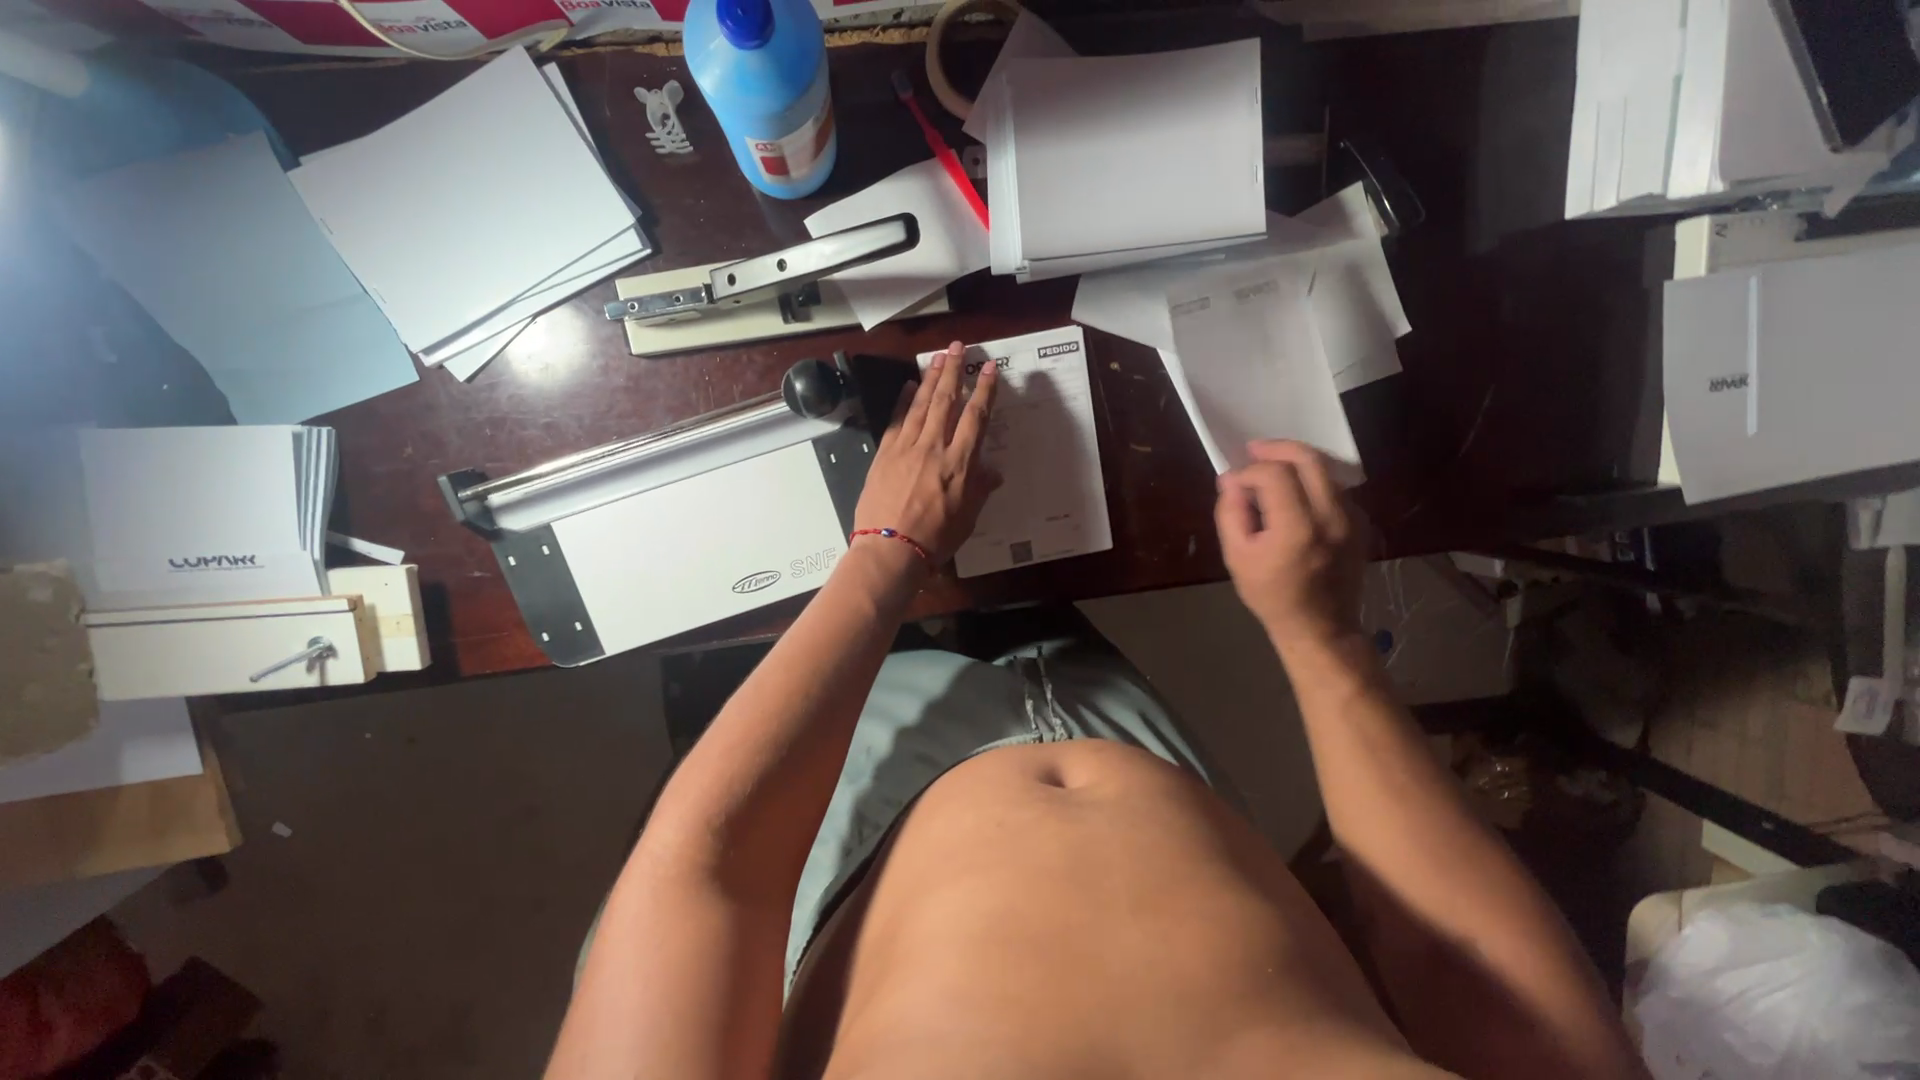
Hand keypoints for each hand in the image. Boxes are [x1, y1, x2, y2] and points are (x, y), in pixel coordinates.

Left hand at [853, 341, 1001, 567]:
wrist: (890, 549)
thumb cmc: (935, 539)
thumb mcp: (967, 518)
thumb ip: (979, 489)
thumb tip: (993, 472)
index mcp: (960, 464)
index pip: (976, 418)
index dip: (984, 390)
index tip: (989, 369)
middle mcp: (934, 448)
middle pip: (946, 401)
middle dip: (953, 371)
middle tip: (957, 347)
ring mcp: (906, 448)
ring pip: (921, 405)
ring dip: (931, 378)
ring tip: (937, 357)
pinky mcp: (884, 455)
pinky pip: (897, 421)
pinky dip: (904, 401)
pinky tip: (910, 386)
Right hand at [1214, 440, 1363, 649]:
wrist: (1321, 626)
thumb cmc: (1272, 595)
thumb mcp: (1236, 557)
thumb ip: (1231, 513)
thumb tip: (1231, 479)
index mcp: (1297, 527)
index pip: (1273, 474)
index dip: (1249, 471)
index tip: (1233, 483)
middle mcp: (1330, 515)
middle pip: (1308, 459)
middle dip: (1277, 449)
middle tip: (1254, 450)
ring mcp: (1351, 518)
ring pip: (1325, 470)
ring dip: (1296, 464)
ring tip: (1271, 471)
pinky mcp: (1360, 522)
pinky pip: (1335, 488)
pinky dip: (1312, 483)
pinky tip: (1294, 496)